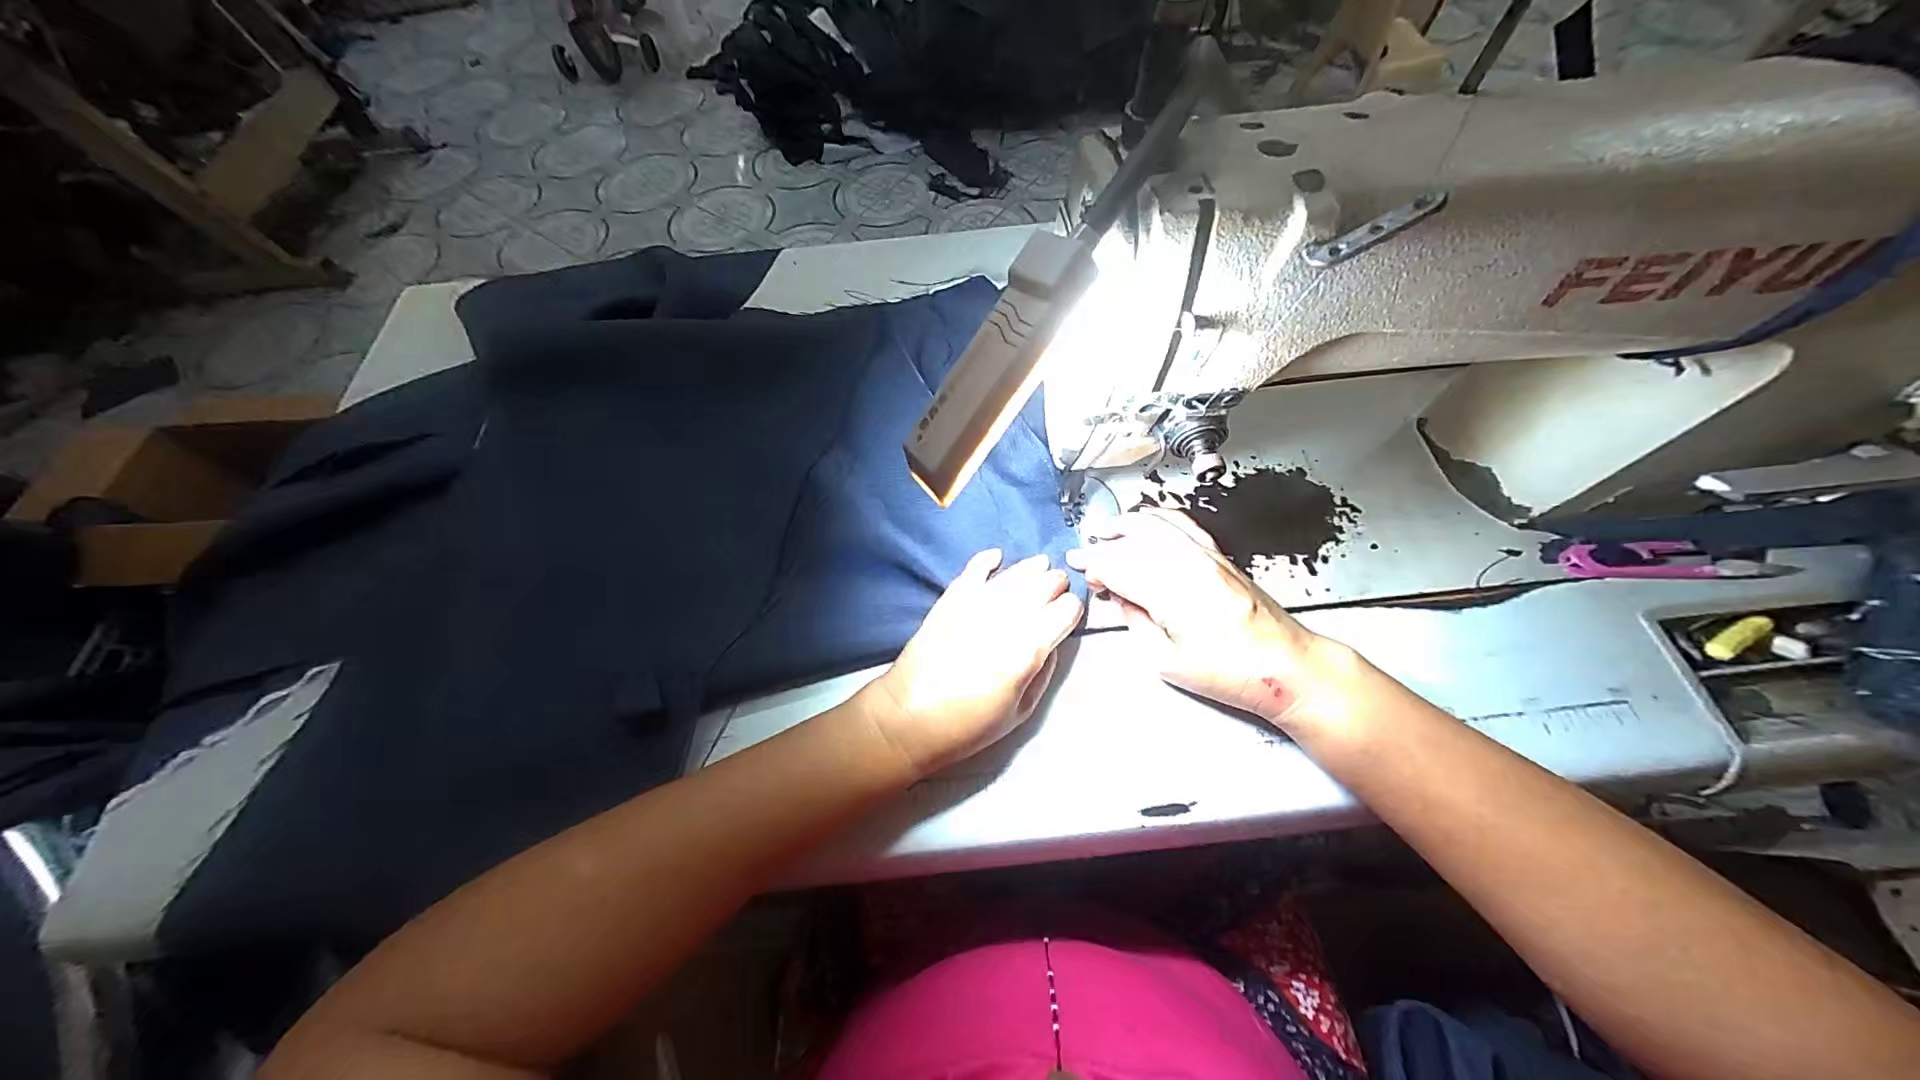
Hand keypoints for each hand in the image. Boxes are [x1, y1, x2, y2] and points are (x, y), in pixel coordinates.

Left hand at [859, 549, 1083, 776]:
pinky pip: (973, 570)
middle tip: (1058, 588)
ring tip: (1041, 566)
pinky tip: (997, 557)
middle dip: (1055, 584)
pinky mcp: (951, 600)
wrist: (909, 718)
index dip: (1072, 610)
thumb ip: (1043, 674)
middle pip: (1043, 586)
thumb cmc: (968, 725)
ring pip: (1013, 575)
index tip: (1070, 614)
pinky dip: (987, 560)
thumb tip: (1051, 645)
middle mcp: (1007, 618)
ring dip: (1031, 568)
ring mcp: (976, 604)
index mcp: (1029, 648)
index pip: (1065, 611)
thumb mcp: (1021, 711)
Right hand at [1066, 509, 1348, 728]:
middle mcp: (1189, 564)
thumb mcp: (1166, 661)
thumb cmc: (1234, 672)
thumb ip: (1137, 622)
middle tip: (1087, 554)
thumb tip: (1121, 601)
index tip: (1079, 567)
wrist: (1286, 666)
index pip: (1117, 565)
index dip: (1093, 566)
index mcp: (1171, 590)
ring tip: (1109, 528)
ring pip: (1157, 524)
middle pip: (1134, 540)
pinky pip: (1183, 523)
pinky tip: (1150, 520)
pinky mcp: (1221, 555)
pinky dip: (1159, 518)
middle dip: (1104, 545)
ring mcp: (1207, 555)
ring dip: (1128, 524)